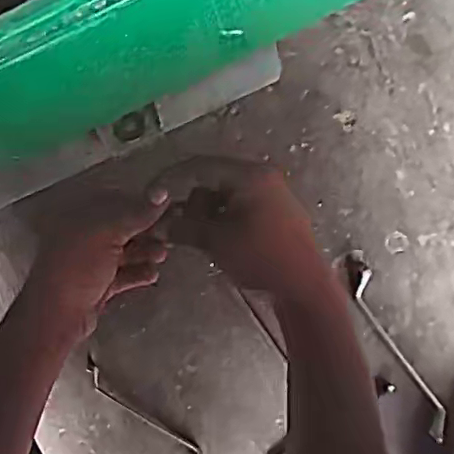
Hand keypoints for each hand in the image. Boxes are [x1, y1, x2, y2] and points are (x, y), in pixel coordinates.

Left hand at [20, 189, 172, 341]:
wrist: (58, 314)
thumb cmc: (77, 266)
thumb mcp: (107, 234)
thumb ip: (136, 213)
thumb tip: (162, 191)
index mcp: (78, 218)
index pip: (114, 203)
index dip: (139, 204)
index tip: (165, 207)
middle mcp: (83, 238)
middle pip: (120, 229)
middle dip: (146, 231)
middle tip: (169, 233)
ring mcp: (89, 264)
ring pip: (123, 253)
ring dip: (144, 252)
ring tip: (162, 255)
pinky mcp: (97, 286)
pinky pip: (122, 275)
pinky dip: (137, 273)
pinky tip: (152, 274)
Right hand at [149, 157, 330, 303]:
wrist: (303, 286)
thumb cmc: (262, 258)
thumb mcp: (217, 241)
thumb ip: (184, 227)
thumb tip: (159, 225)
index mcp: (249, 175)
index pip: (198, 166)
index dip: (169, 180)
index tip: (149, 198)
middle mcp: (260, 178)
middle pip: (209, 179)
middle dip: (186, 200)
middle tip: (168, 222)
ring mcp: (267, 194)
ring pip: (220, 194)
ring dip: (200, 212)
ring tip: (187, 235)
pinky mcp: (270, 213)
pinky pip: (234, 207)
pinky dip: (216, 219)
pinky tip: (206, 238)